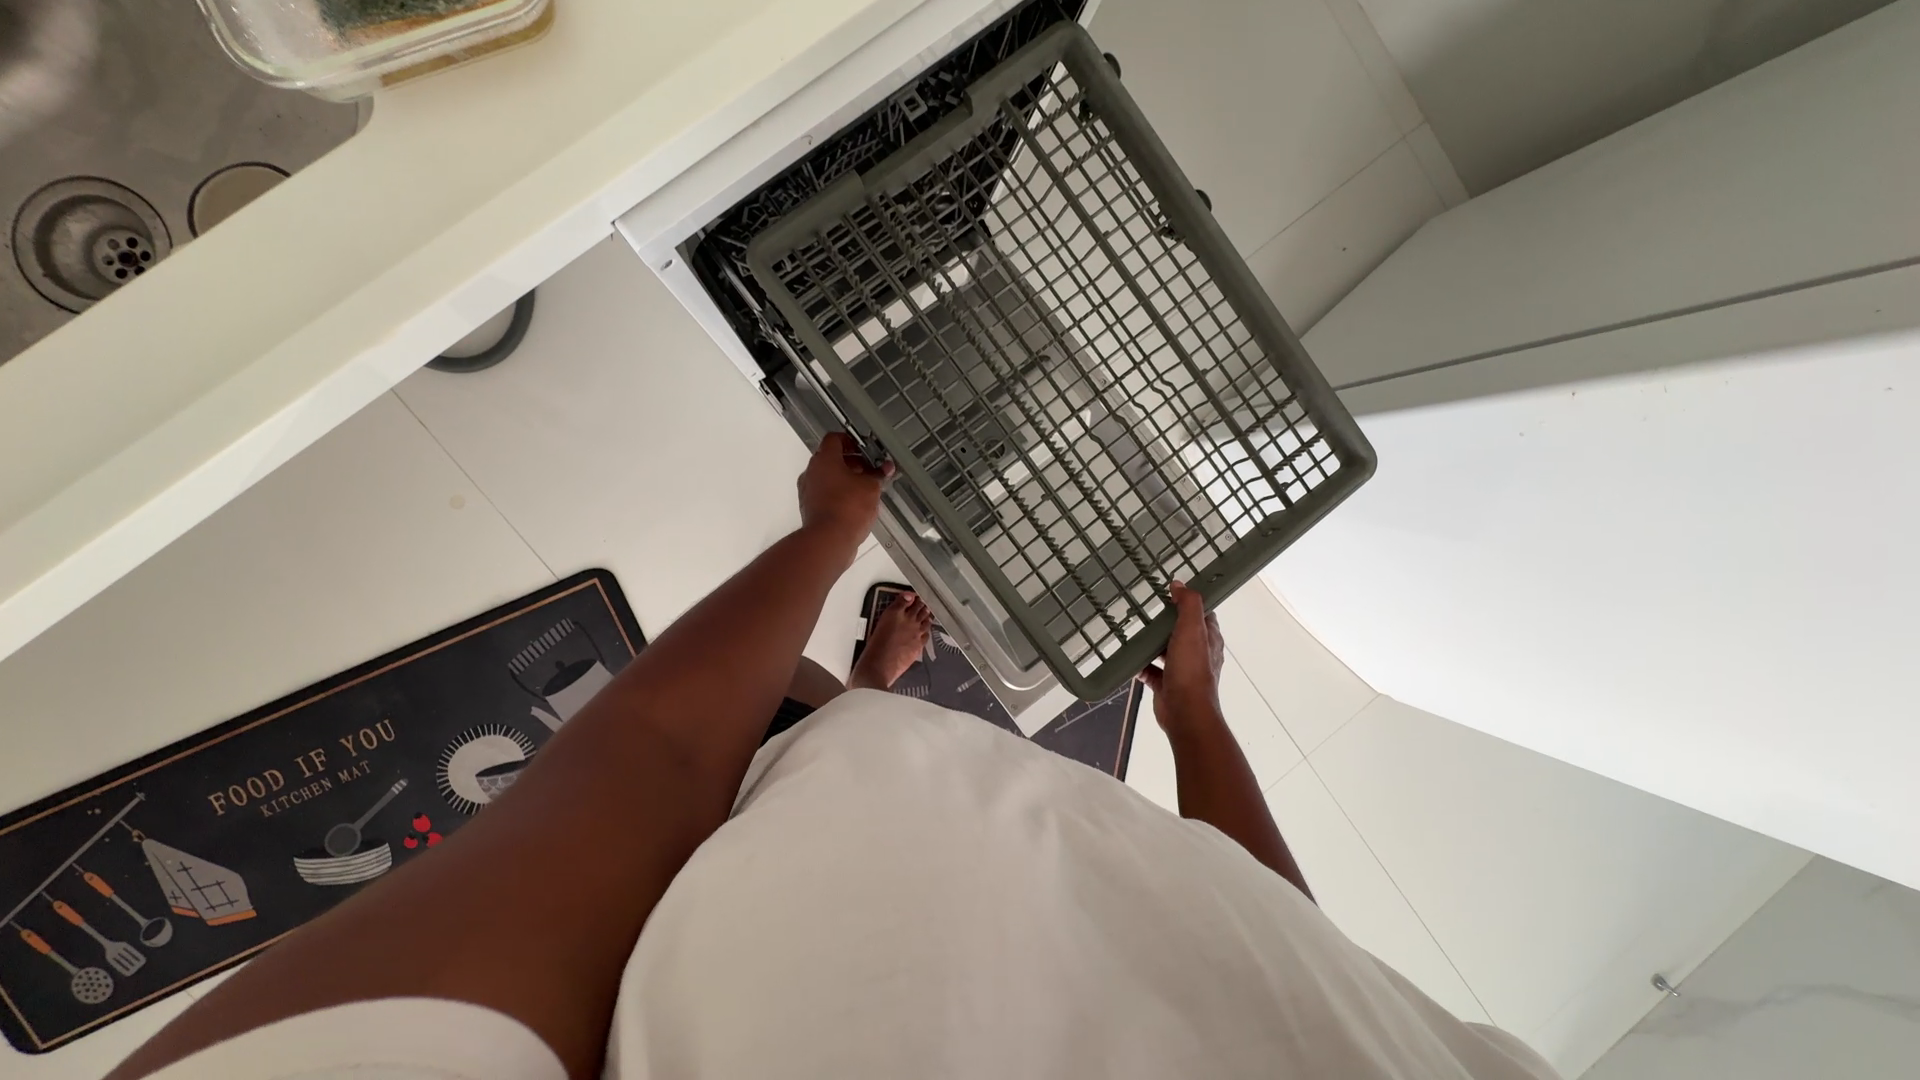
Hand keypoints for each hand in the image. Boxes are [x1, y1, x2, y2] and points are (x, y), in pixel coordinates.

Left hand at [797, 432, 892, 552]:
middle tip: (869, 470)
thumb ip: (878, 474)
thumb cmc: (848, 508)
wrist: (829, 540)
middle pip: (830, 459)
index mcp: (824, 459)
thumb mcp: (871, 487)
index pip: (834, 439)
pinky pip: (824, 494)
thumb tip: (885, 468)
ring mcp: (808, 491)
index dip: (851, 441)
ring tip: (864, 489)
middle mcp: (811, 472)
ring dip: (844, 479)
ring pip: (827, 477)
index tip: (864, 449)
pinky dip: (838, 495)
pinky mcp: (809, 508)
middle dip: (851, 462)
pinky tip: (854, 505)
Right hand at [1140, 581, 1224, 732]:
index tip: (1172, 590)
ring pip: (1166, 651)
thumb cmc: (1191, 668)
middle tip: (1148, 609)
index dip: (1190, 602)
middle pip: (1182, 632)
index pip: (1203, 614)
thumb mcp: (1192, 629)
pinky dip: (1140, 666)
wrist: (1185, 711)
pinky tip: (1129, 660)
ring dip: (1152, 643)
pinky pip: (1151, 672)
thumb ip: (1188, 604)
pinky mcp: (1167, 685)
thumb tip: (1179, 584)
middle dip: (1167, 622)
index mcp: (1208, 639)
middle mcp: (1198, 654)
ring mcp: (1182, 670)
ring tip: (1134, 631)